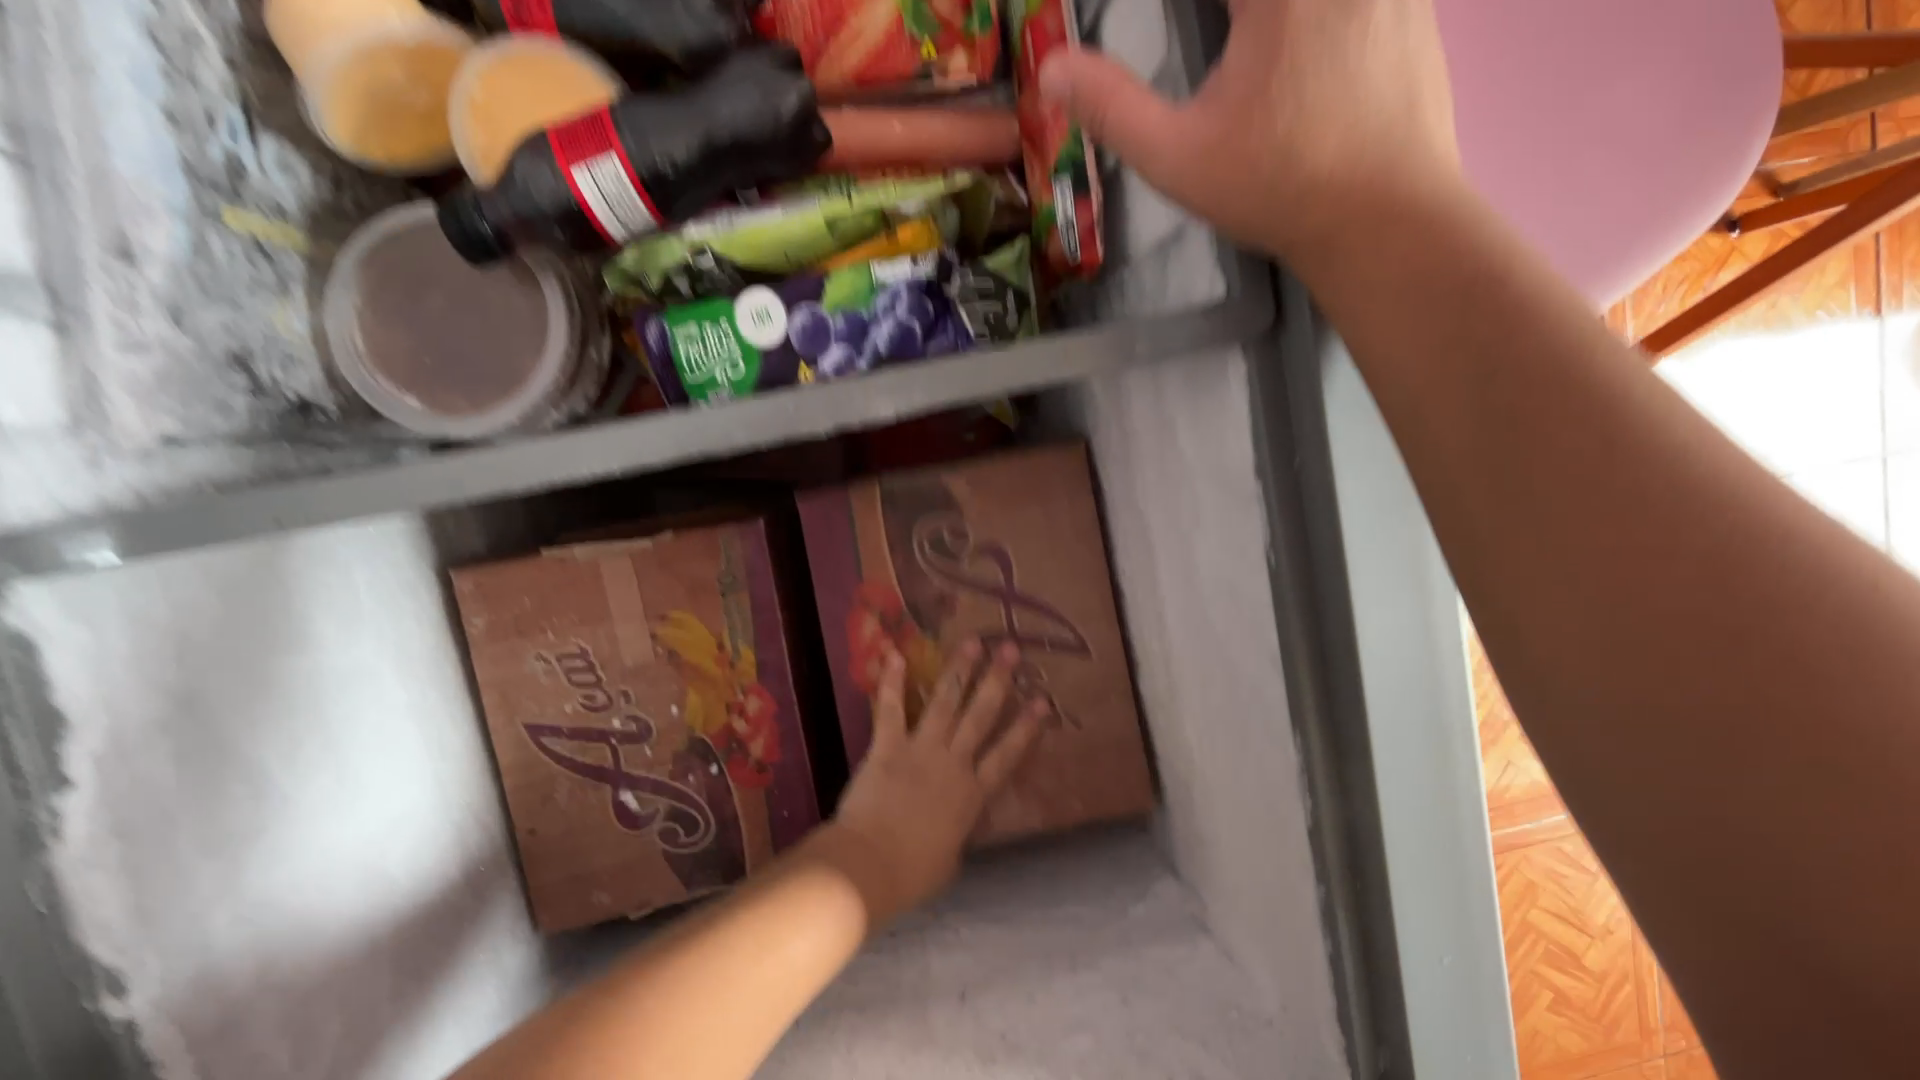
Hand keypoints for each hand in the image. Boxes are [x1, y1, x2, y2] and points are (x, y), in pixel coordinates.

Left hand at [824, 640, 1049, 925]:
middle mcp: (953, 764)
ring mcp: (920, 751)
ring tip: (973, 641)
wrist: (872, 865)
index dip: (1027, 726)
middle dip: (997, 680)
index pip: (1007, 754)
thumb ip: (955, 836)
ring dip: (959, 670)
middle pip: (981, 716)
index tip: (1043, 700)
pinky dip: (892, 682)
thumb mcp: (948, 860)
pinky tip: (896, 654)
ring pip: (945, 703)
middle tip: (1010, 648)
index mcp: (973, 795)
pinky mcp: (886, 748)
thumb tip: (951, 834)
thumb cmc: (913, 873)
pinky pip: (890, 710)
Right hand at [1039, 0, 1462, 267]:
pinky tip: (1293, 54)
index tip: (1150, 22)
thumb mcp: (1178, 157)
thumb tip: (1048, 69)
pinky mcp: (1414, 3)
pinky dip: (1303, 16)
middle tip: (1204, 38)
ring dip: (1252, 16)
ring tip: (1233, 41)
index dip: (1171, 7)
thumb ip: (1110, 106)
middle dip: (1217, 14)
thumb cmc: (1279, 190)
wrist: (1389, 222)